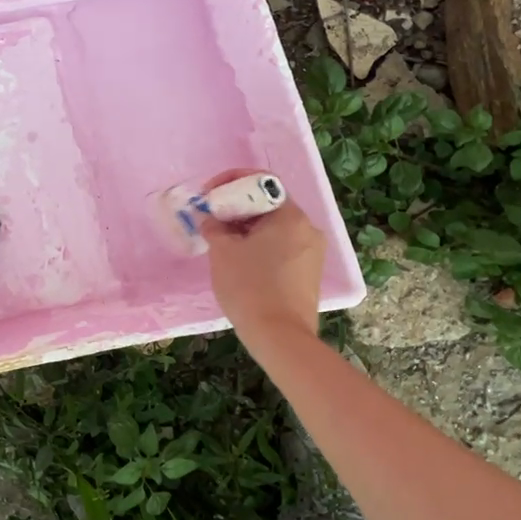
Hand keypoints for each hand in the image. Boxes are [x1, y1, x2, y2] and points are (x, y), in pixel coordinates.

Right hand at [195, 171, 325, 343]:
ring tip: (221, 241)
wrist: (279, 337)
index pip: (261, 182)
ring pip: (274, 227)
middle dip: (236, 207)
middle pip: (268, 204)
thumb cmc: (249, 286)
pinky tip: (240, 260)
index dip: (231, 182)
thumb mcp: (223, 251)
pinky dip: (260, 245)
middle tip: (211, 218)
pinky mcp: (309, 272)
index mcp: (290, 216)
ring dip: (246, 227)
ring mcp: (312, 252)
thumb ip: (213, 225)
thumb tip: (208, 216)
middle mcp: (308, 228)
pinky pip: (282, 246)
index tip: (209, 195)